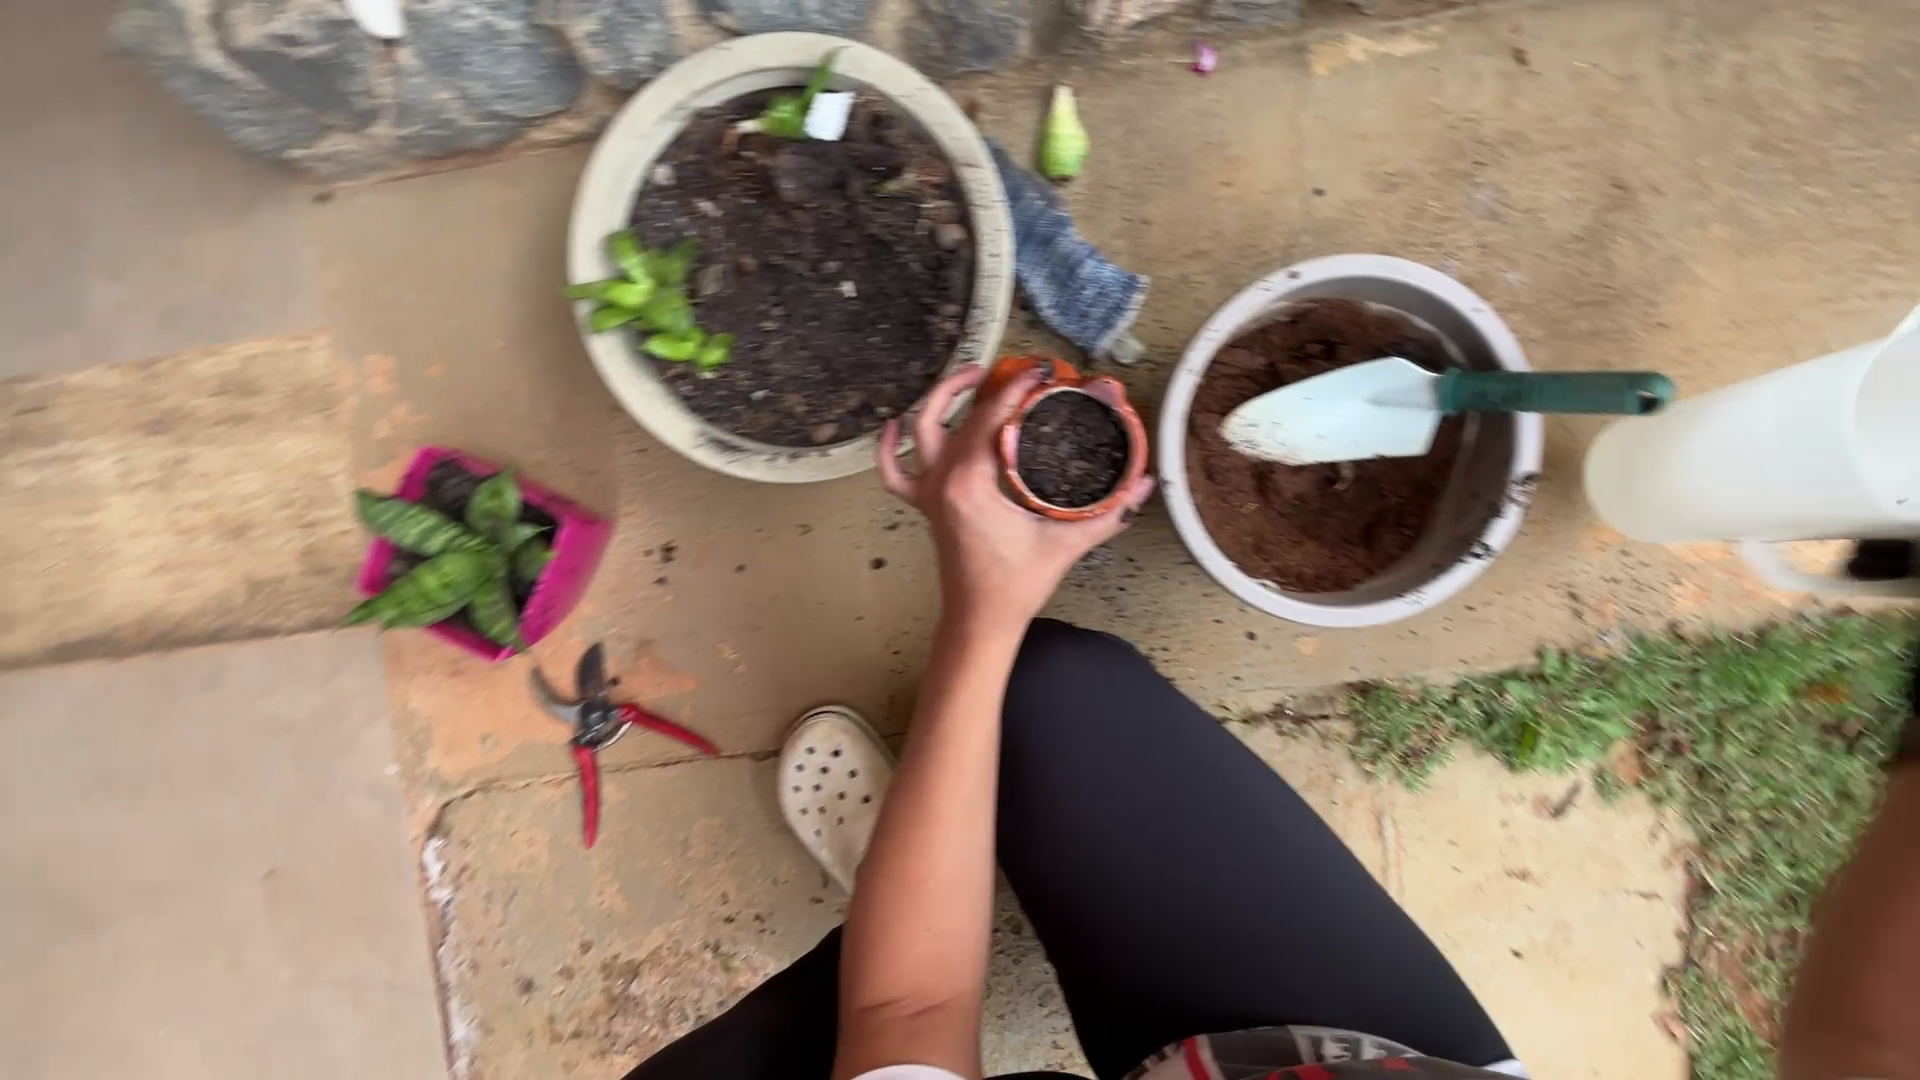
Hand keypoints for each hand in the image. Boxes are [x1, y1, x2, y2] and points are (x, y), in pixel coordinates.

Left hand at [878, 365, 1154, 632]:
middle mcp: (943, 482)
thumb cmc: (1015, 586)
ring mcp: (929, 493)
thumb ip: (1108, 513)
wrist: (980, 619)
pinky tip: (894, 427)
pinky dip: (890, 448)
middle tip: (1019, 373)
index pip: (992, 419)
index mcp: (971, 484)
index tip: (1042, 372)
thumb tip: (1144, 486)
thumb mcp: (1065, 544)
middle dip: (990, 387)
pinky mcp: (925, 506)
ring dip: (941, 398)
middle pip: (962, 417)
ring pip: (921, 431)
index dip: (1017, 389)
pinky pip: (895, 472)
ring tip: (970, 376)